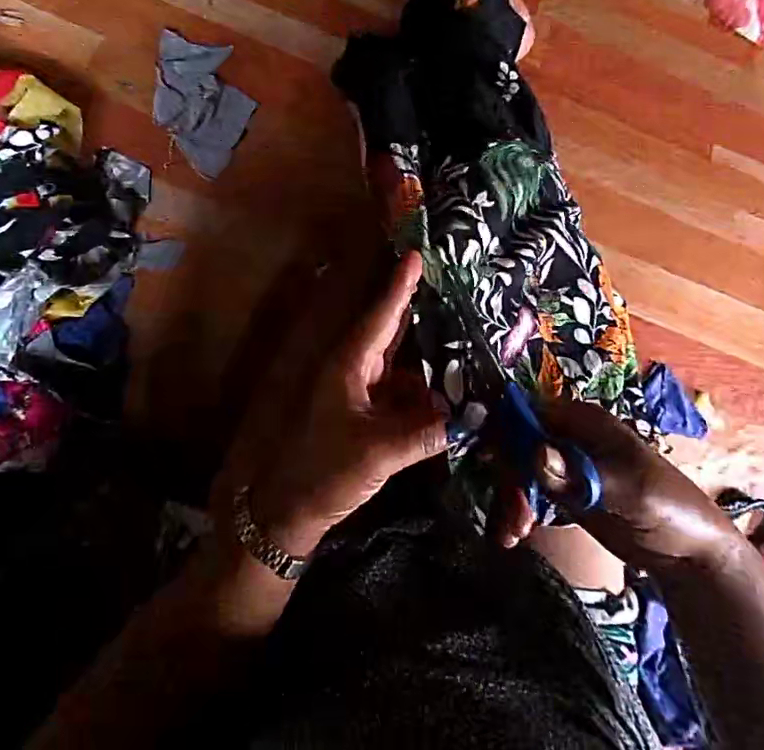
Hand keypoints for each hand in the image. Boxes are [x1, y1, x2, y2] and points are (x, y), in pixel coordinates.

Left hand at [245, 252, 446, 556]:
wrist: (291, 510)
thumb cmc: (326, 471)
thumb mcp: (379, 453)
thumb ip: (426, 433)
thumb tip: (472, 418)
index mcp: (350, 366)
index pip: (381, 317)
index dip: (400, 286)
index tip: (417, 254)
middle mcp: (356, 370)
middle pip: (392, 331)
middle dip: (418, 308)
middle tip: (450, 282)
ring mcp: (362, 393)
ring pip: (402, 365)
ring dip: (430, 359)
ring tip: (466, 341)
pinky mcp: (369, 415)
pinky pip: (403, 394)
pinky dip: (426, 393)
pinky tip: (453, 396)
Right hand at [491, 397, 744, 571]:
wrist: (690, 556)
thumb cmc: (669, 509)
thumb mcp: (629, 491)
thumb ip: (581, 474)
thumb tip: (537, 454)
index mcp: (585, 420)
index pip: (530, 410)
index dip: (505, 428)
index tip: (489, 460)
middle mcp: (568, 435)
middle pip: (517, 441)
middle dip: (508, 476)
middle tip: (515, 516)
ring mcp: (563, 464)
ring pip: (517, 468)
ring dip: (509, 497)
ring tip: (514, 533)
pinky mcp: (562, 492)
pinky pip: (526, 492)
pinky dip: (516, 510)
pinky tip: (514, 535)